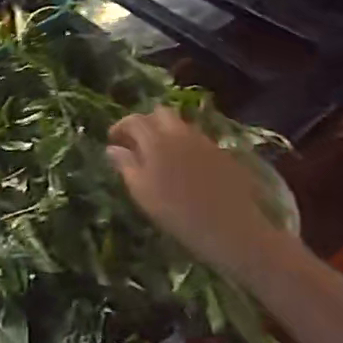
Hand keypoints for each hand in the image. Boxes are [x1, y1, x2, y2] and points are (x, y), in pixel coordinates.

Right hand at [107, 106, 284, 274]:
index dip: (120, 127)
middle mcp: (179, 133)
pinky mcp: (222, 154)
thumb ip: (126, 165)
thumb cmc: (177, 212)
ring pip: (181, 125)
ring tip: (161, 154)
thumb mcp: (142, 191)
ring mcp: (204, 141)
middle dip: (146, 122)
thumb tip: (112, 148)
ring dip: (167, 132)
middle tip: (138, 142)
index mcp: (155, 140)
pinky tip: (186, 166)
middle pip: (160, 113)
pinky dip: (186, 144)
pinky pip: (198, 139)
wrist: (230, 228)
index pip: (134, 120)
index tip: (113, 140)